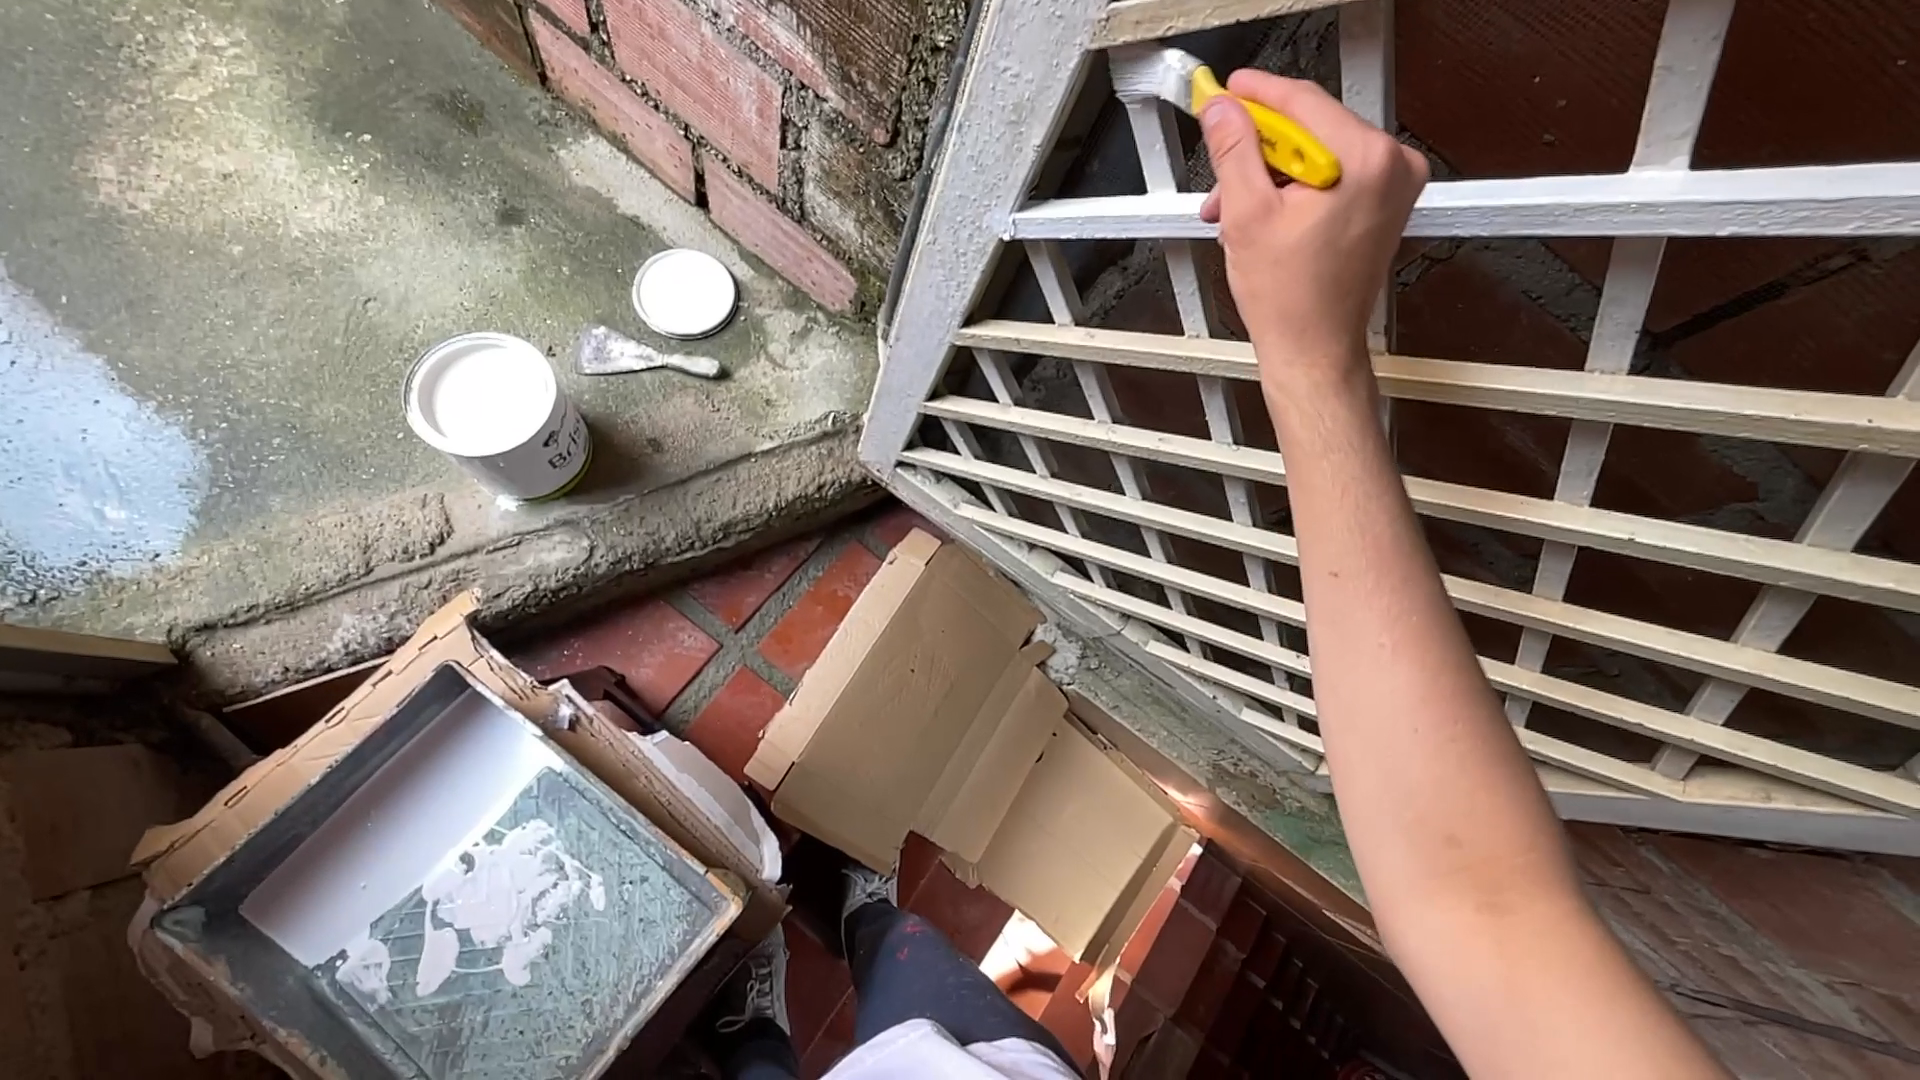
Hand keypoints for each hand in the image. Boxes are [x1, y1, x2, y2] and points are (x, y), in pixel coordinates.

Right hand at [1200, 71, 1427, 385]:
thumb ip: (1234, 152)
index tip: (1226, 93)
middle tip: (1220, 179)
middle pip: (1310, 129)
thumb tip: (1223, 111)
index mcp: (1365, 161)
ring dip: (1270, 176)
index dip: (1256, 96)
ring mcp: (1393, 185)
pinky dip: (1294, 189)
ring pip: (1317, 154)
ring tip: (1234, 212)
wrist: (1314, 349)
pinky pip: (1332, 175)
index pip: (1303, 102)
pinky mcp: (1384, 204)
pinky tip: (1263, 216)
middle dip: (1257, 152)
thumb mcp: (1246, 216)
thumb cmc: (1290, 300)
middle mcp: (1392, 165)